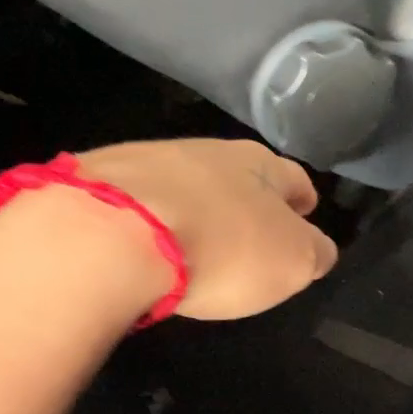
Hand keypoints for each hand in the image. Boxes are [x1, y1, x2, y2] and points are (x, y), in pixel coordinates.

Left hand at [76, 139, 338, 319]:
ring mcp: (145, 161)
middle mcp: (205, 151)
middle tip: (249, 234)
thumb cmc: (222, 246)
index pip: (293, 178)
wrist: (110, 234)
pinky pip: (137, 203)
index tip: (305, 214)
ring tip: (194, 243)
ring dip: (194, 208)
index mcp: (259, 164)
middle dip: (246, 202)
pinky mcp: (95, 182)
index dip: (302, 200)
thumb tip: (317, 249)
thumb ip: (312, 253)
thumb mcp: (292, 262)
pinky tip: (144, 247)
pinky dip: (148, 221)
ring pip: (184, 184)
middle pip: (237, 176)